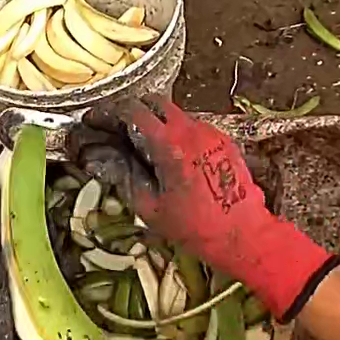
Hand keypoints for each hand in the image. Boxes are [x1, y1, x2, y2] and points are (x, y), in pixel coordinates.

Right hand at [73, 96, 337, 318]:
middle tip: (114, 126)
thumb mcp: (149, 207)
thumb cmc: (195, 228)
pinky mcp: (223, 141)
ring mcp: (211, 134)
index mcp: (171, 147)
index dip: (107, 113)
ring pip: (173, 112)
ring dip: (153, 121)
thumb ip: (123, 176)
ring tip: (139, 143)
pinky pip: (191, 126)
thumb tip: (97, 158)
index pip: (132, 112)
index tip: (93, 120)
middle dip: (130, 110)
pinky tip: (166, 154)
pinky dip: (173, 132)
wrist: (247, 237)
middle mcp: (192, 132)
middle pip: (154, 102)